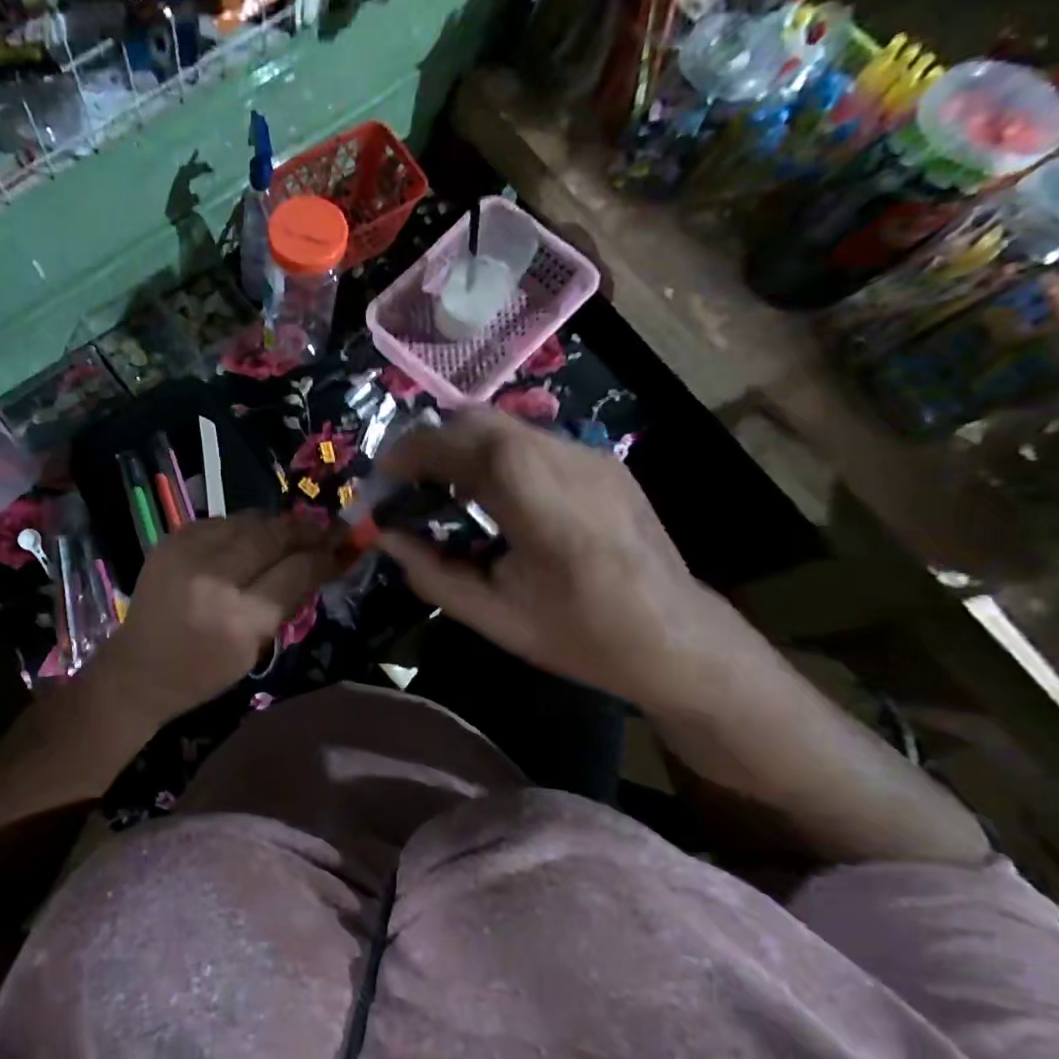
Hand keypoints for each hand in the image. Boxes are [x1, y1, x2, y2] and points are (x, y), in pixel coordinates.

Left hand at [84, 513, 344, 725]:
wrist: (138, 668)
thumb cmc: (202, 672)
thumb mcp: (254, 649)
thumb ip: (285, 604)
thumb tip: (316, 564)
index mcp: (240, 617)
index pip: (296, 571)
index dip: (324, 557)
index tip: (342, 550)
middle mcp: (214, 577)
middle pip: (273, 536)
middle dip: (304, 531)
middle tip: (325, 531)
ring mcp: (187, 553)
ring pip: (246, 520)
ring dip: (273, 525)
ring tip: (289, 532)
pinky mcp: (170, 540)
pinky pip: (218, 522)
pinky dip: (238, 528)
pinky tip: (248, 537)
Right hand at [375, 407, 742, 704]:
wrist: (678, 639)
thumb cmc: (578, 632)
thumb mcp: (490, 614)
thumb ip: (429, 570)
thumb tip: (385, 538)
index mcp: (530, 492)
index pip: (451, 442)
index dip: (404, 454)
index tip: (381, 482)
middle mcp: (559, 456)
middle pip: (474, 420)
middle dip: (428, 444)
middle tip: (406, 484)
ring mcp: (586, 454)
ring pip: (502, 426)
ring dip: (460, 448)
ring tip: (444, 492)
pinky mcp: (601, 462)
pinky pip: (530, 441)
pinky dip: (493, 456)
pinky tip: (492, 499)